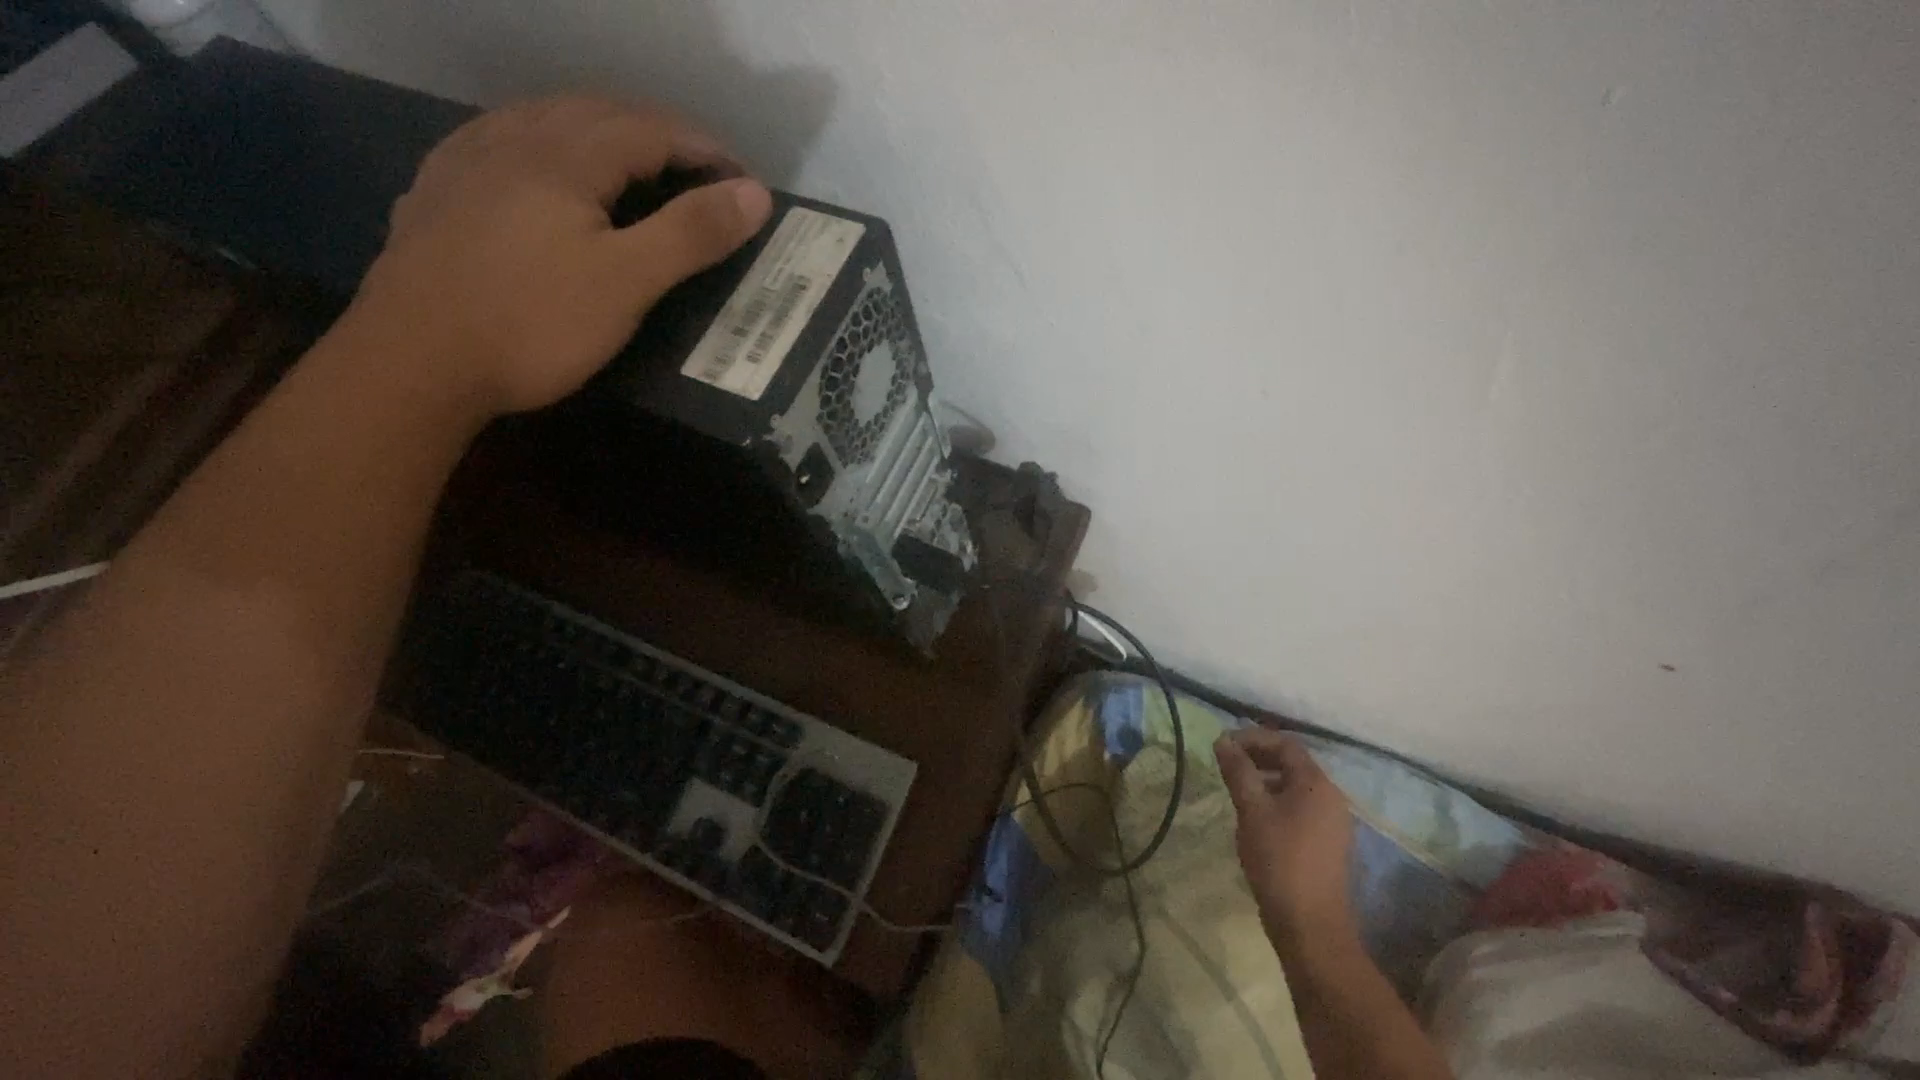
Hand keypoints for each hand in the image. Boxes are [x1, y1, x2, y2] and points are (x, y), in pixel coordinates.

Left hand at [347, 96, 773, 415]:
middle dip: (658, 133)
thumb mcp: (627, 283)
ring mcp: (465, 163)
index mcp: (564, 156)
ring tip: (631, 163)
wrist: (412, 363)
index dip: (705, 149)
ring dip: (600, 132)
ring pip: (544, 121)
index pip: (652, 129)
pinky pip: (500, 144)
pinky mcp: (436, 193)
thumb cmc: (532, 324)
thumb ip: (691, 233)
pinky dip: (544, 147)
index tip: (745, 183)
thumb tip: (754, 193)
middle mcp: (511, 140)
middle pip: (598, 113)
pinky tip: (540, 171)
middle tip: (699, 171)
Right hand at [1216, 727, 1356, 944]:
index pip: (1285, 744)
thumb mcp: (1251, 810)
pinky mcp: (1327, 844)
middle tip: (1226, 764)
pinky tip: (1255, 819)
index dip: (1253, 738)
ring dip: (1265, 781)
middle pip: (1293, 764)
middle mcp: (1331, 797)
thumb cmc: (1279, 859)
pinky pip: (1301, 809)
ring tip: (1236, 791)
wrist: (1310, 923)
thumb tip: (1224, 740)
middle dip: (1258, 758)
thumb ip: (1238, 772)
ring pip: (1296, 788)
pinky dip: (1276, 802)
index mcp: (1317, 784)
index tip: (1222, 745)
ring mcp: (1333, 822)